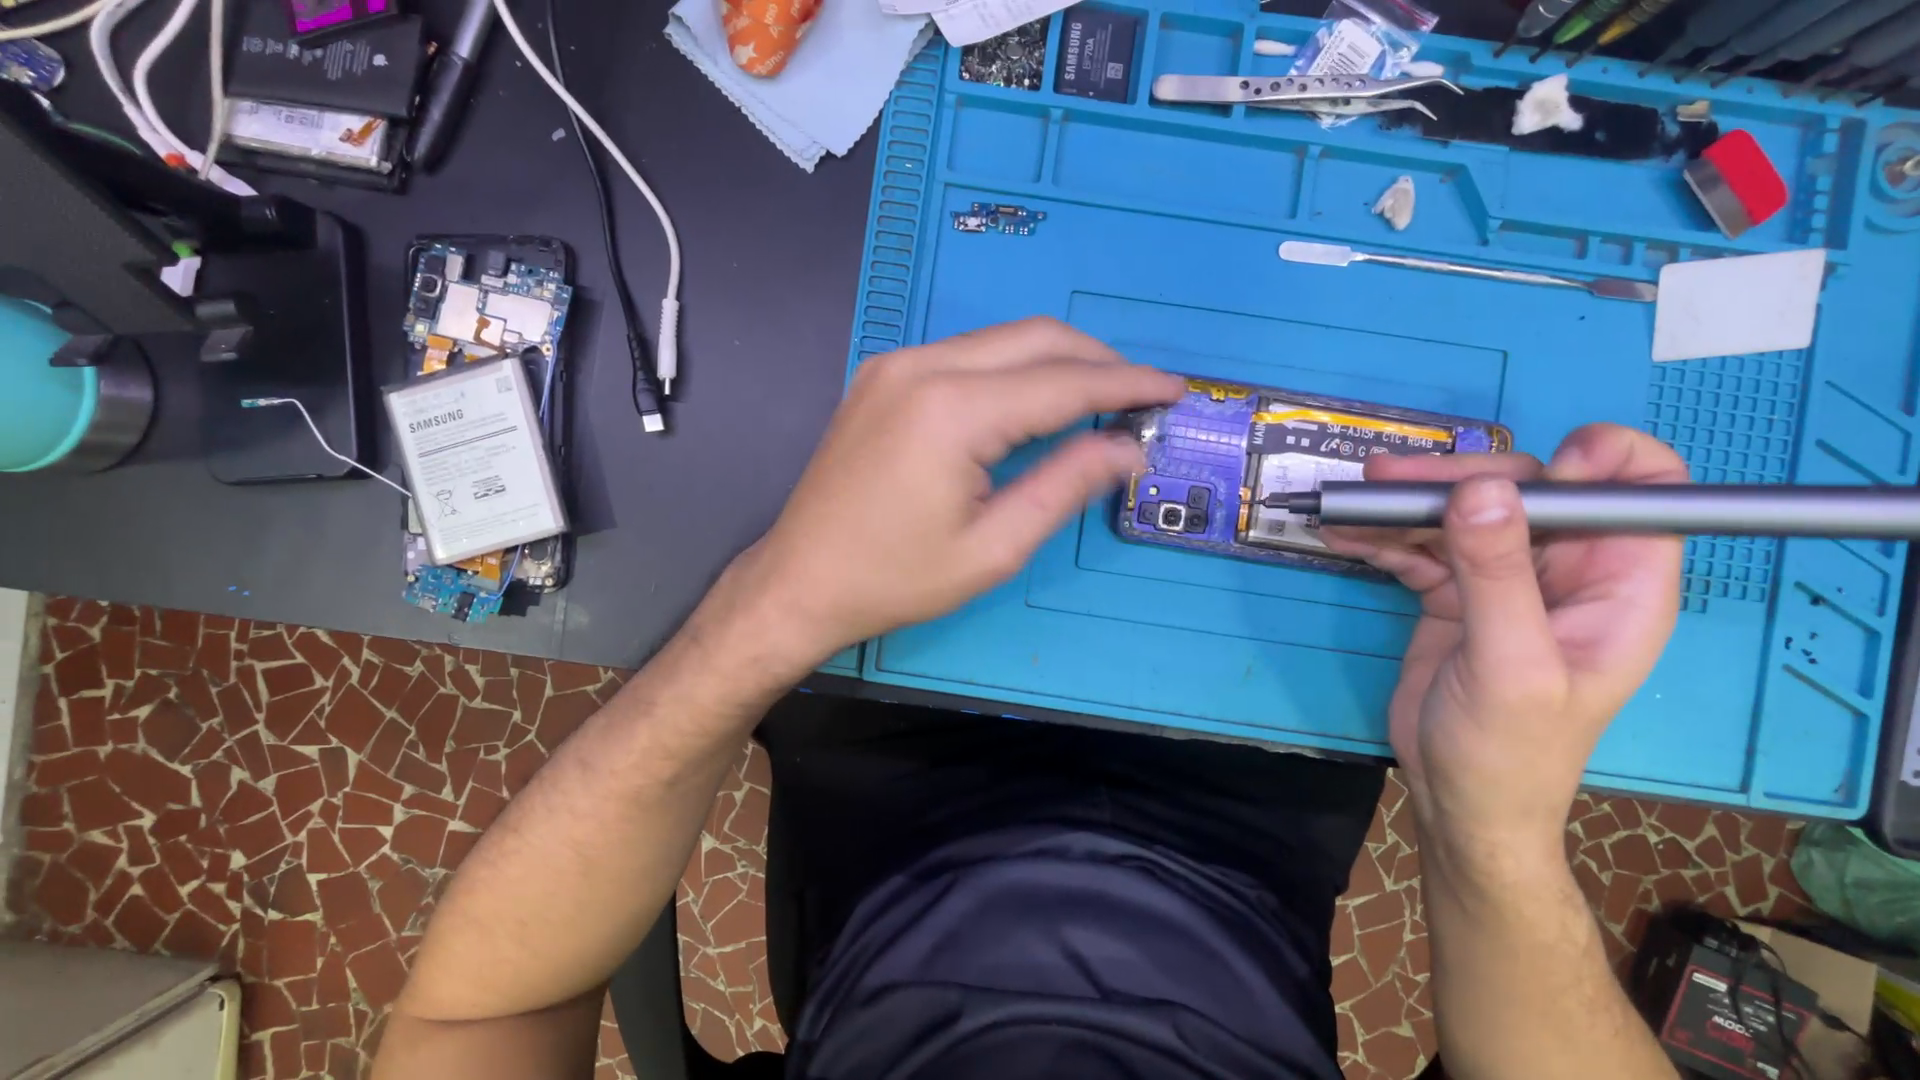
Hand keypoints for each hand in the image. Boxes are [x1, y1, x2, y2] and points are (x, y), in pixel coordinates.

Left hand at [708, 317, 1183, 679]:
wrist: (800, 580)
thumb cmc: (896, 578)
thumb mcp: (994, 548)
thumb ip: (1066, 486)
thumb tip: (1126, 448)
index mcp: (953, 410)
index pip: (1063, 381)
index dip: (1127, 383)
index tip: (1174, 388)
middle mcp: (923, 366)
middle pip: (1035, 338)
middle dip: (1098, 359)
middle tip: (1141, 395)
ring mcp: (896, 364)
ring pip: (1001, 340)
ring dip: (1057, 360)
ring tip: (1099, 398)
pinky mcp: (882, 374)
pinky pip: (966, 354)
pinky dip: (1013, 369)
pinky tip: (1034, 400)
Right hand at [1321, 424, 1689, 870]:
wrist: (1457, 803)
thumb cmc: (1510, 750)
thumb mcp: (1511, 665)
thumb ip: (1498, 575)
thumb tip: (1480, 488)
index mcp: (1617, 584)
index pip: (1642, 491)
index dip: (1597, 462)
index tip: (1522, 470)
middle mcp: (1566, 571)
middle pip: (1525, 489)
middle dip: (1458, 478)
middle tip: (1388, 481)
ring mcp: (1505, 580)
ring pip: (1463, 512)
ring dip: (1405, 503)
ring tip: (1348, 502)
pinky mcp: (1453, 595)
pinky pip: (1419, 548)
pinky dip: (1381, 537)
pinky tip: (1342, 534)